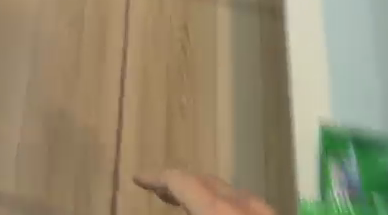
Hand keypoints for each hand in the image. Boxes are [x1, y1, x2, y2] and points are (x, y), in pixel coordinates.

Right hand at [134, 171, 276, 214]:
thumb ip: (191, 214)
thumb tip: (174, 206)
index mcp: (218, 210)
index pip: (180, 180)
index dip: (156, 178)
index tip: (138, 179)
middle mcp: (243, 206)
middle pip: (207, 182)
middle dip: (182, 185)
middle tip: (161, 193)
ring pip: (232, 196)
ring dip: (207, 198)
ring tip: (190, 208)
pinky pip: (249, 211)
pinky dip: (228, 211)